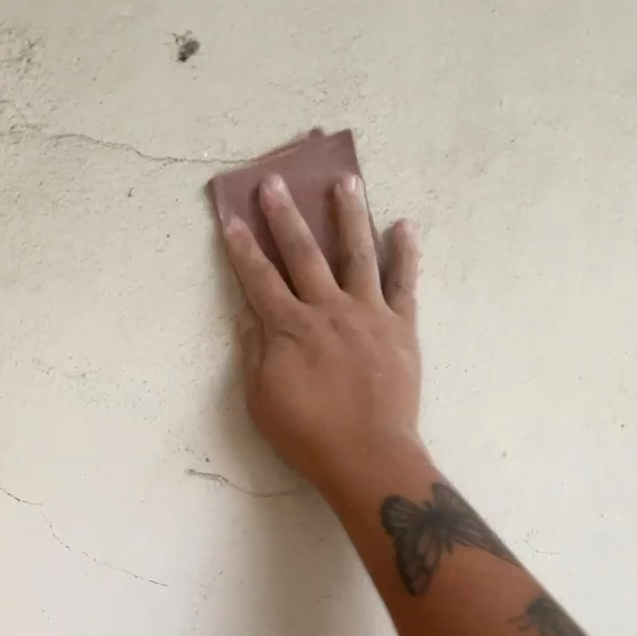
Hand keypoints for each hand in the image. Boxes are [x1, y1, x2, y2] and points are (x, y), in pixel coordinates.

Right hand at [220, 174, 425, 497]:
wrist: (367, 455)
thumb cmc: (307, 433)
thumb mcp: (261, 399)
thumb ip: (254, 351)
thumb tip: (247, 312)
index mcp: (289, 329)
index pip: (259, 279)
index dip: (243, 249)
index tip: (232, 219)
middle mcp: (328, 310)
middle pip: (304, 254)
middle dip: (286, 216)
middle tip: (276, 181)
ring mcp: (369, 314)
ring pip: (357, 254)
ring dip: (349, 215)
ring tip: (347, 180)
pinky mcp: (401, 326)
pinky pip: (404, 282)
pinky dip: (405, 253)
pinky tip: (403, 225)